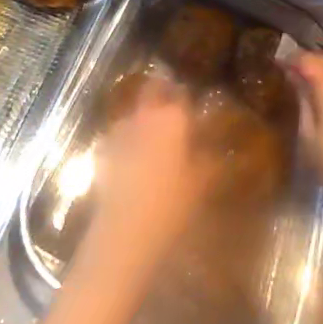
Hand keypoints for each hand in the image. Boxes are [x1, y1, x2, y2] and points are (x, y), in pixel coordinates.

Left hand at [89, 75, 212, 255]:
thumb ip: (210, 158)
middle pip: (151, 93)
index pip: (180, 92)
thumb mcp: (202, 183)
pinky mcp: (102, 153)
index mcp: (172, 118)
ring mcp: (119, 133)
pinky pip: (117, 139)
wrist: (125, 231)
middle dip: (160, 94)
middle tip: (173, 109)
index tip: (193, 99)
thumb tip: (220, 147)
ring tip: (154, 136)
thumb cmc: (172, 203)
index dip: (186, 94)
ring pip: (133, 115)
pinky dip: (126, 143)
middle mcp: (144, 117)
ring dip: (142, 119)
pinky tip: (132, 159)